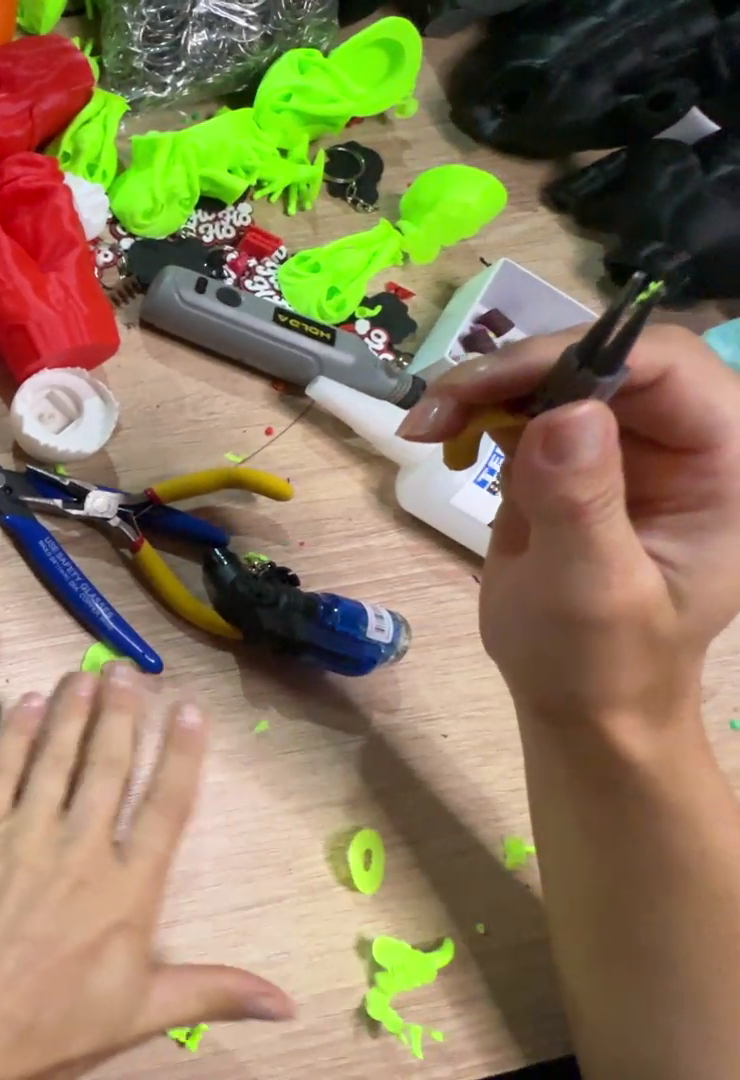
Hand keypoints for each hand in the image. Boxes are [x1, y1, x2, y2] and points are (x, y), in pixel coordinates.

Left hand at [0, 670, 293, 1079]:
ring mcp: (26, 831)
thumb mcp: (141, 1011)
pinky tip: (23, 701)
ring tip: (84, 673)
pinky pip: (1, 769)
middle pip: (108, 767)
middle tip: (127, 671)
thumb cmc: (54, 1016)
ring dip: (71, 710)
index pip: (165, 808)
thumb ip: (211, 992)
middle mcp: (81, 848)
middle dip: (120, 714)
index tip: (188, 710)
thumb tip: (287, 1001)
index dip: (180, 755)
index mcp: (128, 890)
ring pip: (56, 757)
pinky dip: (14, 733)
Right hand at [396, 325, 739, 730]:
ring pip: (553, 379)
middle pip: (602, 363)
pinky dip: (473, 415)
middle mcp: (685, 443)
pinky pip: (523, 411)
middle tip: (427, 414)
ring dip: (478, 392)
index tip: (475, 389)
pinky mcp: (568, 463)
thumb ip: (582, 502)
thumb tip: (563, 414)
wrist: (577, 693)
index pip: (665, 369)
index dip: (572, 359)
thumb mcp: (590, 586)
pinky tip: (441, 440)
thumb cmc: (598, 653)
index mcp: (727, 465)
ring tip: (422, 430)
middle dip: (509, 374)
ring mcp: (623, 451)